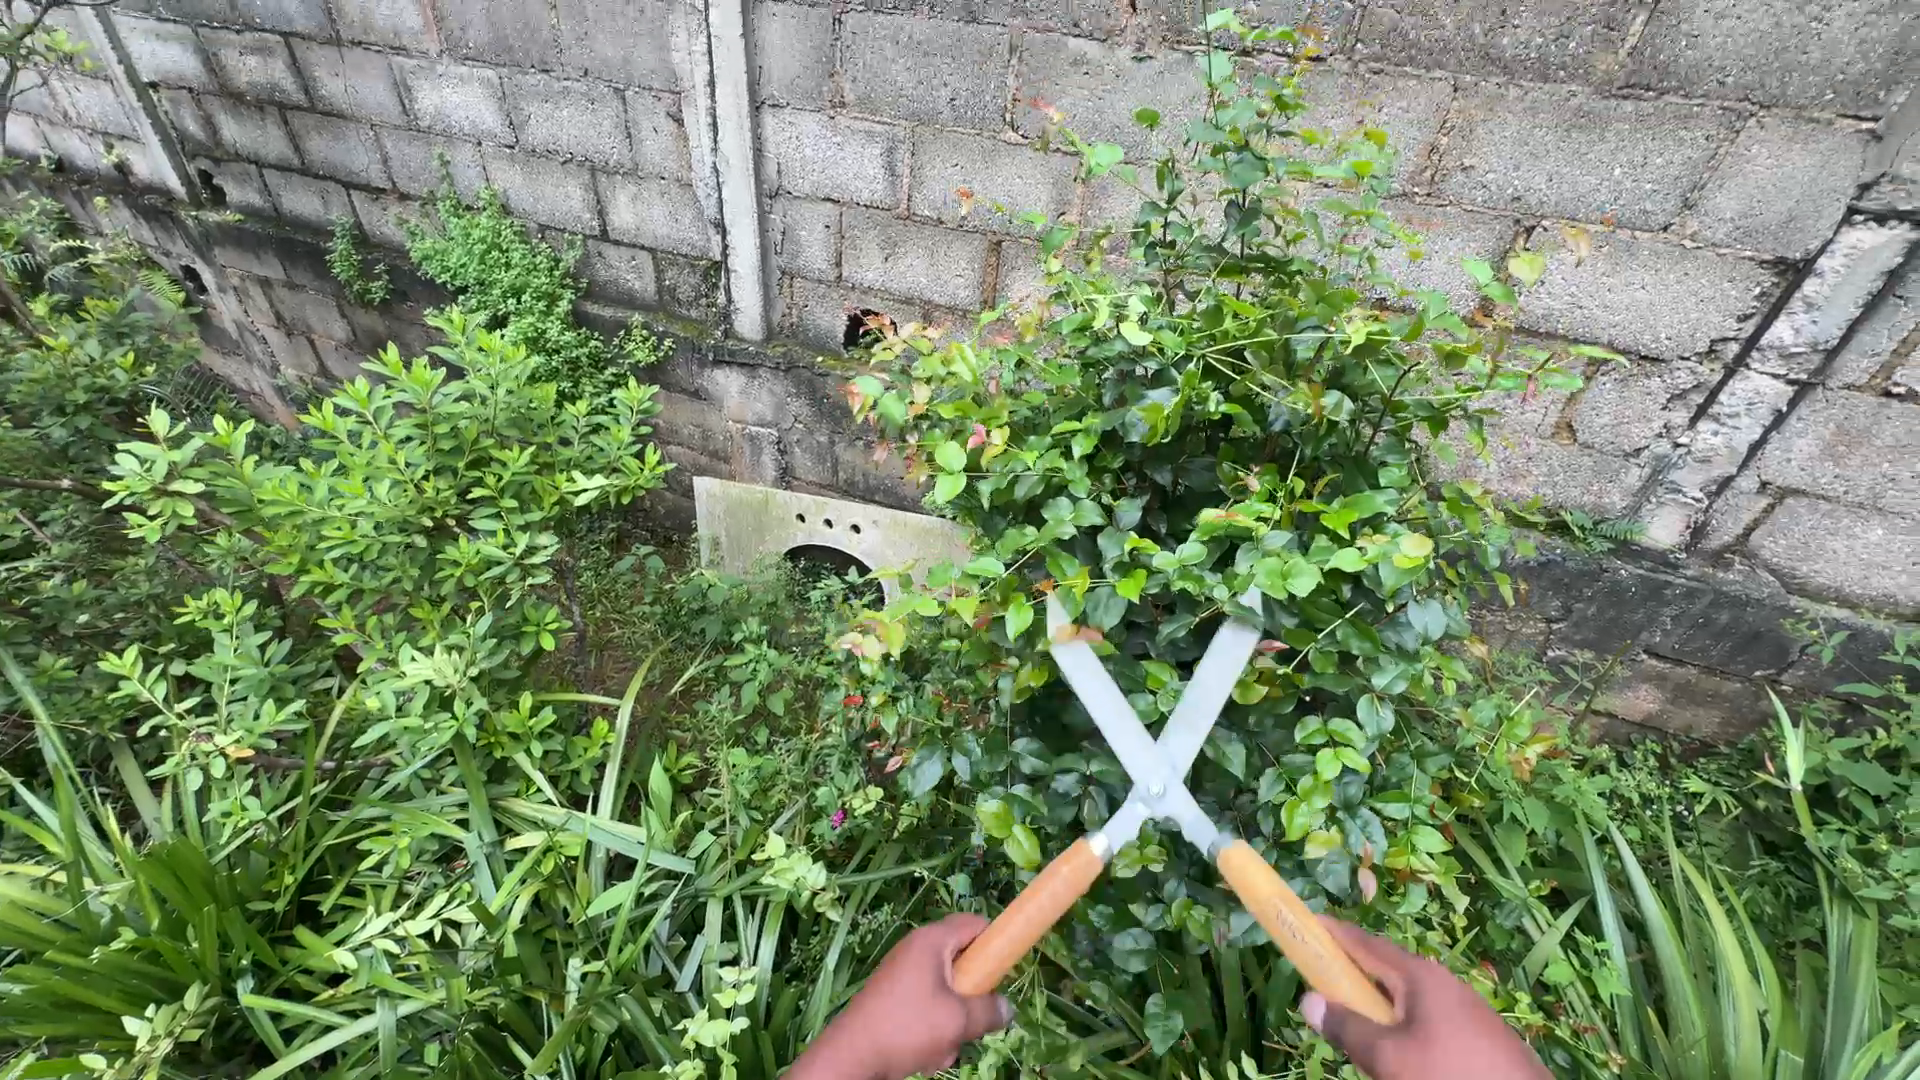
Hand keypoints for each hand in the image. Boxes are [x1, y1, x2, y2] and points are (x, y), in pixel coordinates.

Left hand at [787, 914, 1012, 1079]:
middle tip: (973, 1015)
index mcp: (931, 940)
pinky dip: (933, 1027)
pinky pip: (928, 1004)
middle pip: (961, 960)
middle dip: (972, 993)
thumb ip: (988, 1010)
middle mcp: (917, 949)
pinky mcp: (895, 997)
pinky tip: (926, 1052)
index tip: (1005, 971)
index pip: (974, 923)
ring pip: (946, 989)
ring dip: (953, 1019)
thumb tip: (1007, 1007)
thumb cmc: (907, 1026)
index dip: (996, 942)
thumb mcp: (957, 1020)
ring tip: (944, 1042)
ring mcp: (903, 973)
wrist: (852, 1057)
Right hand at [1301, 918, 1549, 1079]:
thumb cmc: (1452, 1078)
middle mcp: (1444, 982)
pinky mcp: (1487, 1039)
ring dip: (1384, 1009)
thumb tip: (1308, 1001)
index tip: (1305, 927)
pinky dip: (1411, 1029)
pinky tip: (1411, 1060)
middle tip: (1328, 992)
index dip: (1331, 933)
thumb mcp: (1390, 1059)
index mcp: (1419, 976)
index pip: (1364, 942)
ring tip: (1368, 1037)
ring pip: (1412, 1000)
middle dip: (1356, 977)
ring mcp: (1470, 1011)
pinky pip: (1434, 1021)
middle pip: (1388, 971)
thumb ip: (1347, 1029)